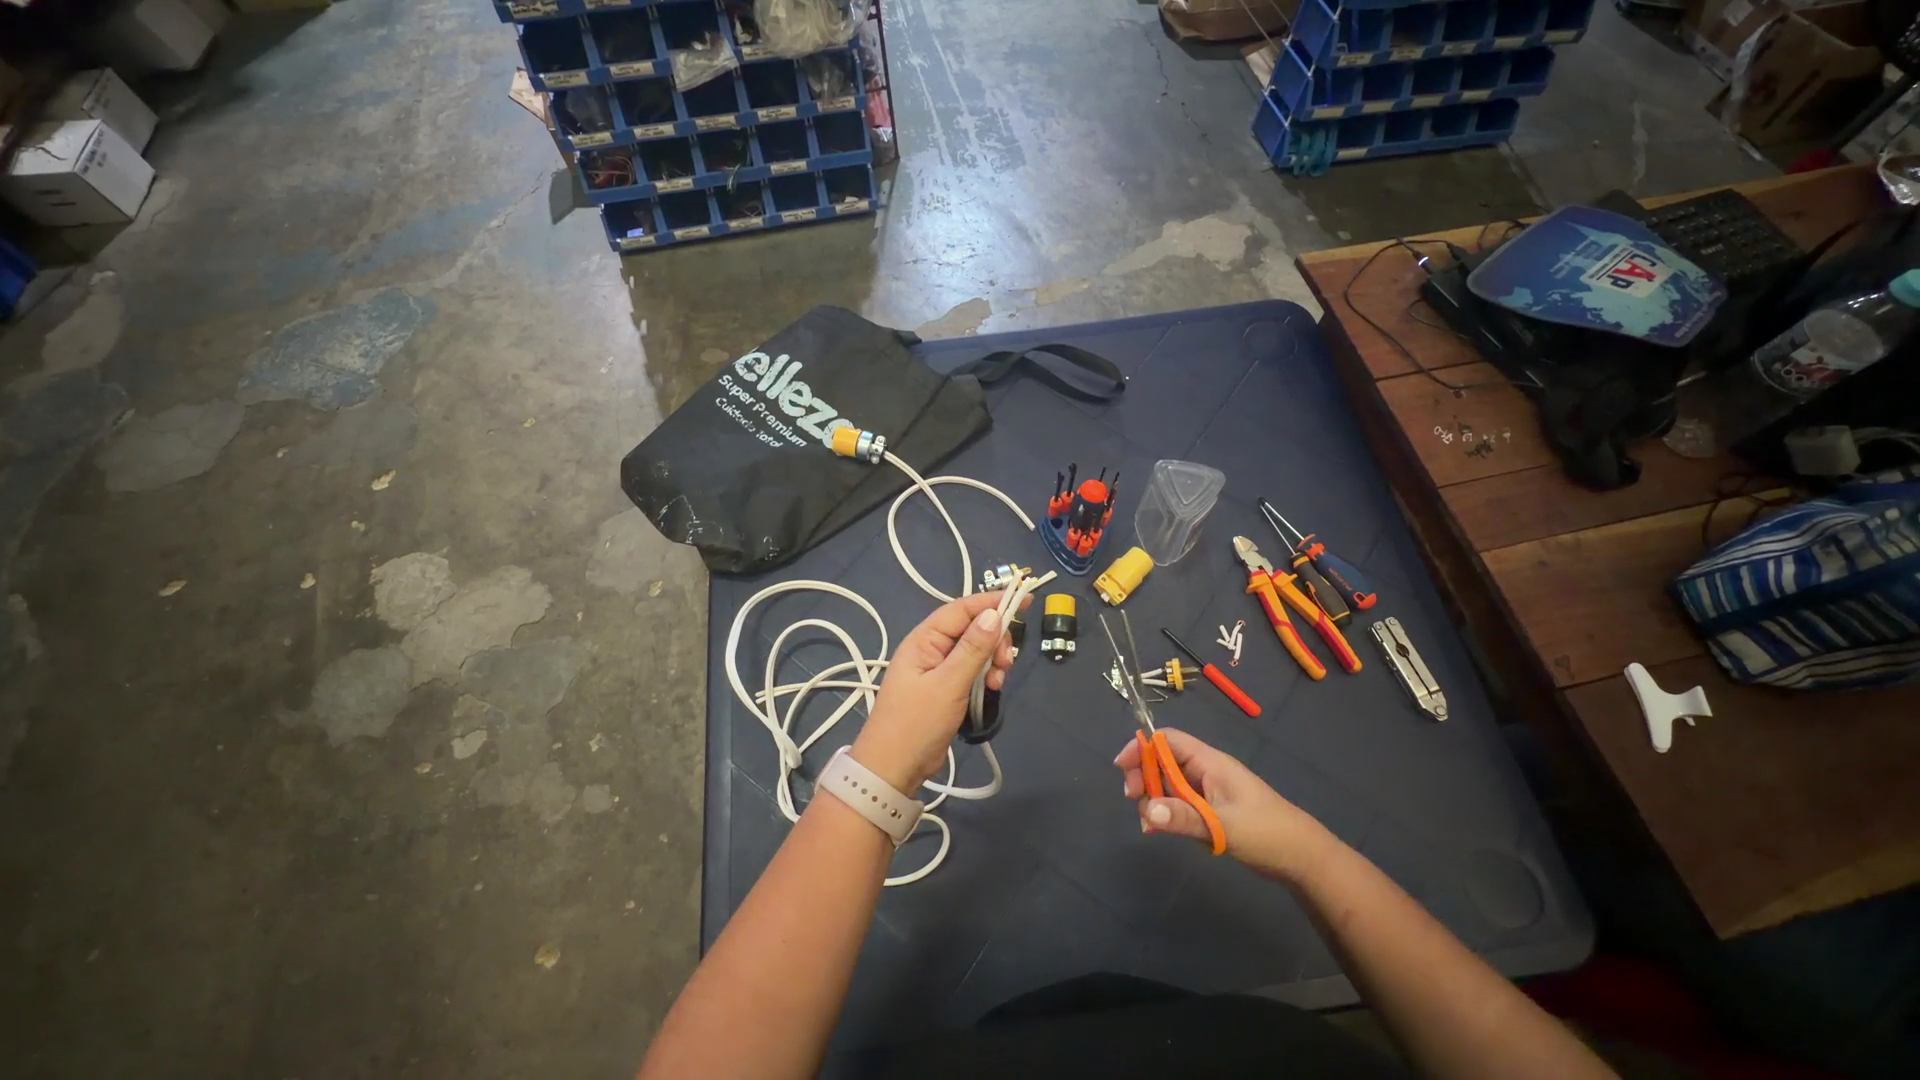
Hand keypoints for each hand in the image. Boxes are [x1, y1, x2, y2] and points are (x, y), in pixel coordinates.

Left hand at [852, 591, 1023, 792]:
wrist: (893, 768)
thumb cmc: (916, 723)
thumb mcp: (948, 684)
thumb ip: (972, 649)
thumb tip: (993, 614)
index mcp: (924, 640)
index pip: (962, 609)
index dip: (992, 602)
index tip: (1024, 600)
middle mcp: (931, 649)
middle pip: (972, 629)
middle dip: (995, 640)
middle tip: (1006, 663)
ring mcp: (938, 670)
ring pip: (976, 651)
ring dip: (992, 661)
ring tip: (997, 683)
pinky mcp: (946, 689)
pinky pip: (972, 672)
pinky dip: (985, 676)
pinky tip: (991, 690)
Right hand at [1115, 728, 1335, 882]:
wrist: (1302, 857)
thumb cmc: (1266, 832)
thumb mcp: (1223, 826)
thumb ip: (1185, 818)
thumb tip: (1146, 811)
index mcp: (1210, 762)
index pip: (1168, 740)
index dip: (1142, 747)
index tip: (1122, 768)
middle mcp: (1205, 771)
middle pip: (1162, 761)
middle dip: (1143, 777)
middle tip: (1133, 800)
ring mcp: (1207, 792)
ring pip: (1168, 785)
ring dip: (1152, 799)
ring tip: (1148, 824)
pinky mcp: (1210, 812)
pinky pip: (1178, 804)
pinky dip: (1165, 813)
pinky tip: (1157, 830)